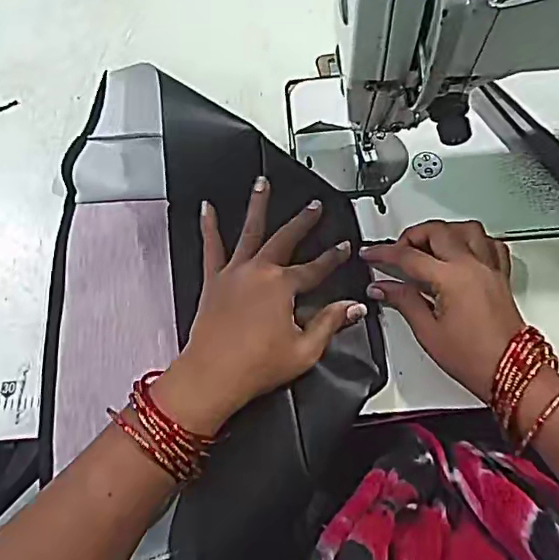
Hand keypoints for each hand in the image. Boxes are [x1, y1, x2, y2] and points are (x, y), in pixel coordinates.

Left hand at [153, 176, 366, 433]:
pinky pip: (211, 246)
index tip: (342, 247)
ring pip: (249, 230)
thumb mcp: (304, 350)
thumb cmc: (253, 366)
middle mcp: (258, 272)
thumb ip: (330, 323)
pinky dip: (208, 226)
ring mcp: (233, 273)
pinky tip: (206, 208)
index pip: (316, 268)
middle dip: (303, 221)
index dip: (333, 257)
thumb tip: (352, 308)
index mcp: (282, 287)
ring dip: (258, 205)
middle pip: (285, 239)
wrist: (212, 375)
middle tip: (313, 207)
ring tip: (262, 184)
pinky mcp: (213, 281)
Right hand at [361, 220, 525, 400]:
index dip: (383, 253)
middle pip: (437, 231)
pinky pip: (490, 244)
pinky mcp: (501, 277)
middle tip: (396, 251)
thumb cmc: (477, 359)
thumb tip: (383, 288)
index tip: (370, 254)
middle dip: (411, 236)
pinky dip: (474, 241)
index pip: (408, 255)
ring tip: (427, 245)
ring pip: (467, 229)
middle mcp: (473, 267)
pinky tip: (462, 251)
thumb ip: (403, 301)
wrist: (512, 373)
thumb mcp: (428, 332)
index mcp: (452, 278)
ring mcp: (490, 269)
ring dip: (444, 231)